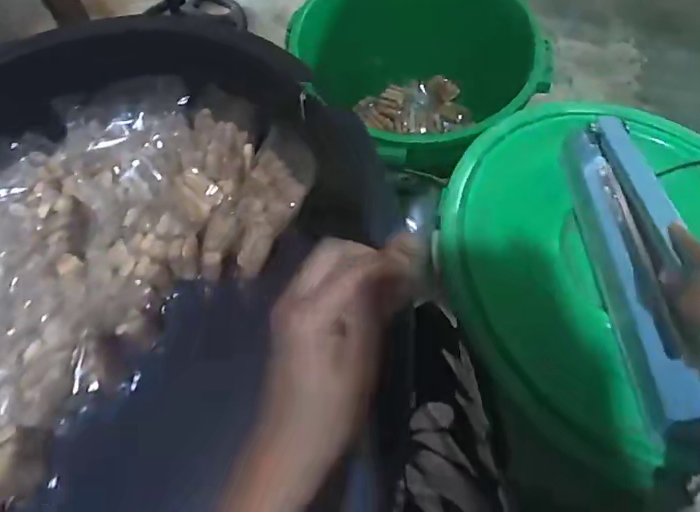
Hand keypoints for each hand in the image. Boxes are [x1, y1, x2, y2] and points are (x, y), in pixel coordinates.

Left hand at [255, 239, 412, 482]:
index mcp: (310, 309)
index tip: (413, 265)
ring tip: (383, 284)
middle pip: (332, 248)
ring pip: (322, 258)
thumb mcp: (361, 364)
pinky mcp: (287, 311)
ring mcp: (286, 301)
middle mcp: (292, 295)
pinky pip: (316, 275)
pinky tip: (362, 298)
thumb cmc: (330, 415)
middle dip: (366, 252)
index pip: (354, 265)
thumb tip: (395, 271)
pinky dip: (340, 274)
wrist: (286, 450)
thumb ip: (374, 309)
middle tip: (395, 271)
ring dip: (353, 261)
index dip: (386, 260)